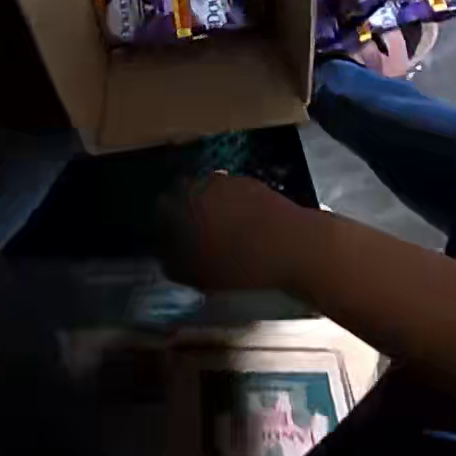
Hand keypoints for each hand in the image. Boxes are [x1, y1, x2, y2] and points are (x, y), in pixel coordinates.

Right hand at [157, 173, 311, 291]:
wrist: (294, 244)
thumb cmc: (241, 264)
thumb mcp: (200, 274)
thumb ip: (176, 265)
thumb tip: (166, 259)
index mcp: (185, 201)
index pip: (162, 205)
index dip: (162, 223)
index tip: (166, 240)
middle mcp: (205, 183)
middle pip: (186, 193)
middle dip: (185, 211)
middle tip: (191, 237)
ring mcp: (232, 180)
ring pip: (211, 192)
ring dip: (210, 208)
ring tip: (219, 235)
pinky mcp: (255, 184)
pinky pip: (234, 194)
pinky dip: (233, 207)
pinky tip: (242, 229)